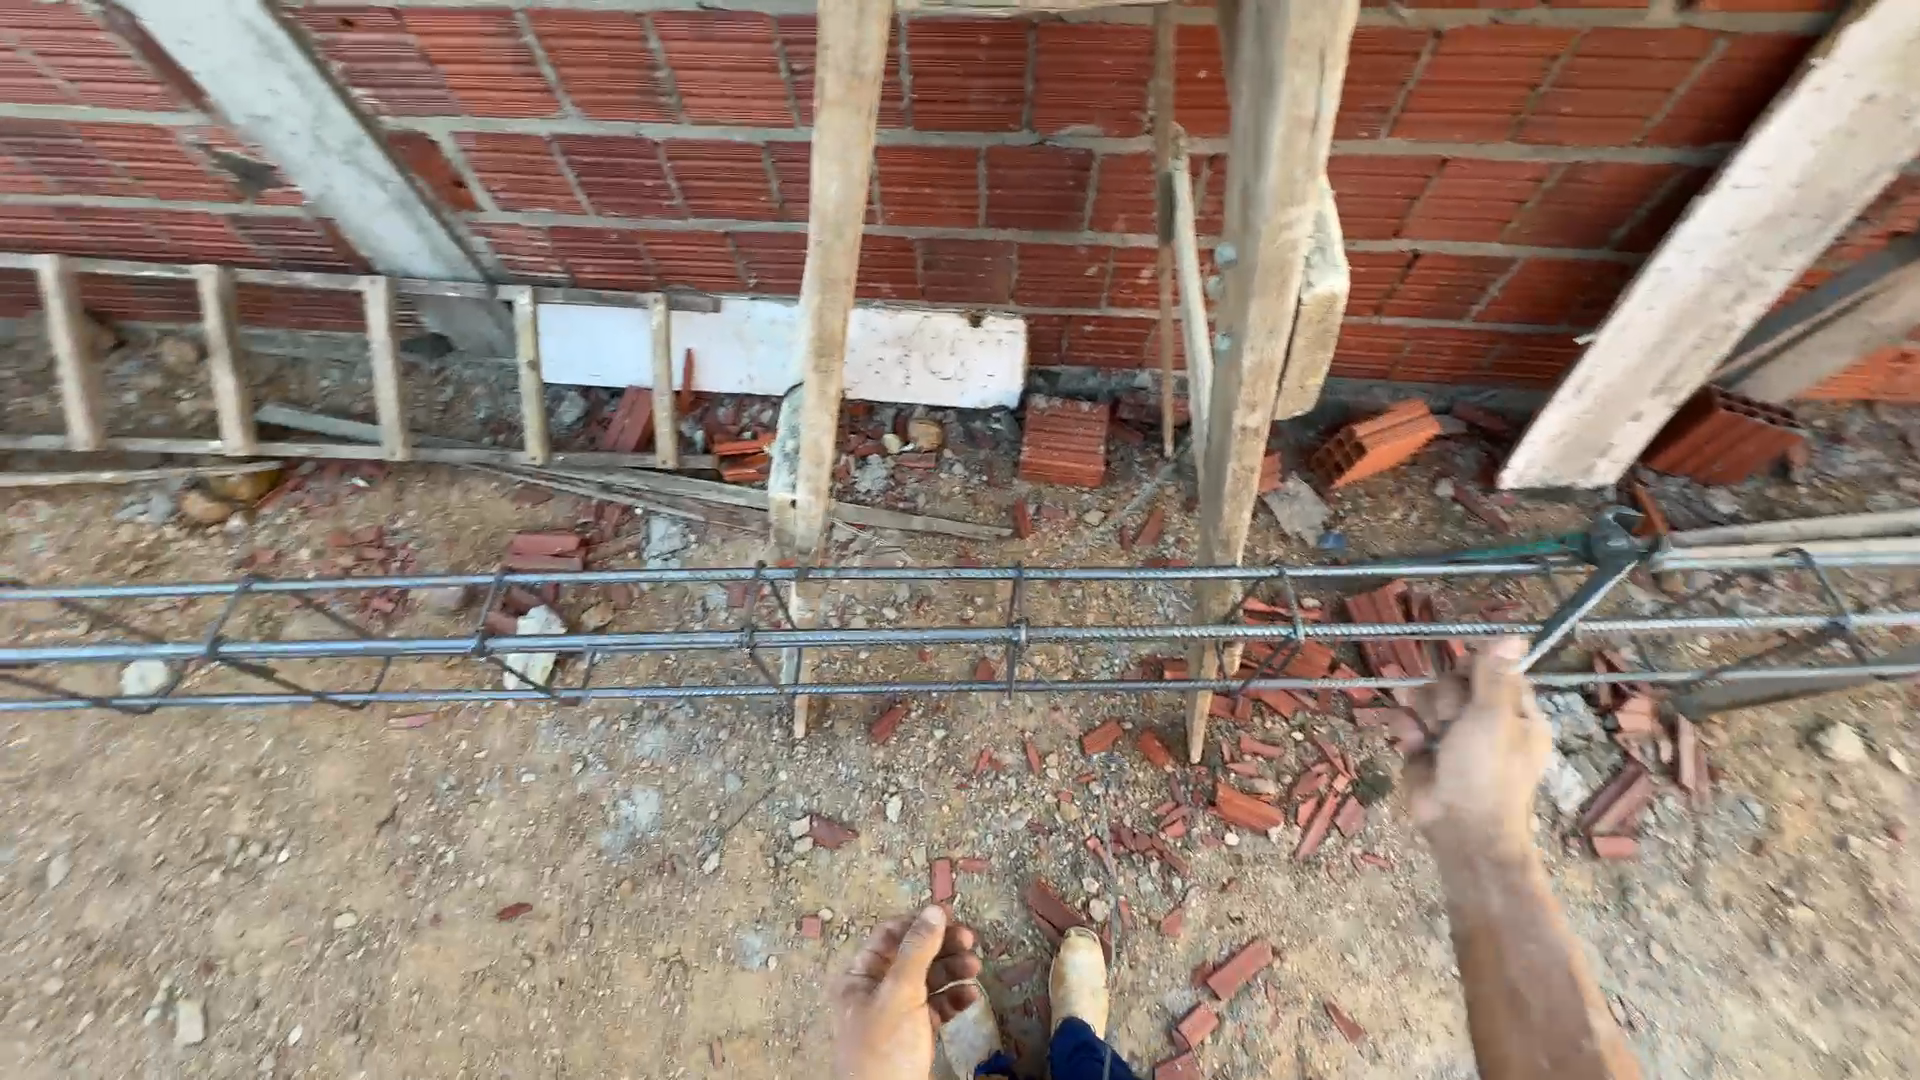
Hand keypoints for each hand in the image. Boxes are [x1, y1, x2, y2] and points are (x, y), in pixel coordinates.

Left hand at [830, 905, 982, 1079]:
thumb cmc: (885, 1047)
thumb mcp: (900, 993)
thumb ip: (918, 950)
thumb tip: (935, 909)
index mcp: (860, 976)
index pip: (890, 935)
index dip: (920, 922)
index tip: (951, 916)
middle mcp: (876, 991)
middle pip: (913, 956)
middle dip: (942, 946)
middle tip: (971, 940)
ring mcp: (896, 1014)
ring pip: (927, 981)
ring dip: (953, 970)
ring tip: (976, 967)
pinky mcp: (914, 1035)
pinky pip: (935, 1008)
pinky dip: (953, 999)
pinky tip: (971, 996)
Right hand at [1406, 637, 1550, 855]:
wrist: (1459, 826)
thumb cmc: (1486, 771)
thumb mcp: (1492, 717)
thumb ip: (1494, 675)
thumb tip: (1515, 633)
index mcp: (1516, 714)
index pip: (1493, 671)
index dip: (1474, 671)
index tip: (1466, 679)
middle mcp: (1485, 720)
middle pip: (1453, 681)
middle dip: (1445, 698)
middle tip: (1452, 722)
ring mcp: (1452, 734)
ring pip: (1426, 697)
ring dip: (1423, 714)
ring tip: (1431, 737)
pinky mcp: (1423, 747)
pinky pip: (1407, 720)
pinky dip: (1407, 731)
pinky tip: (1414, 746)